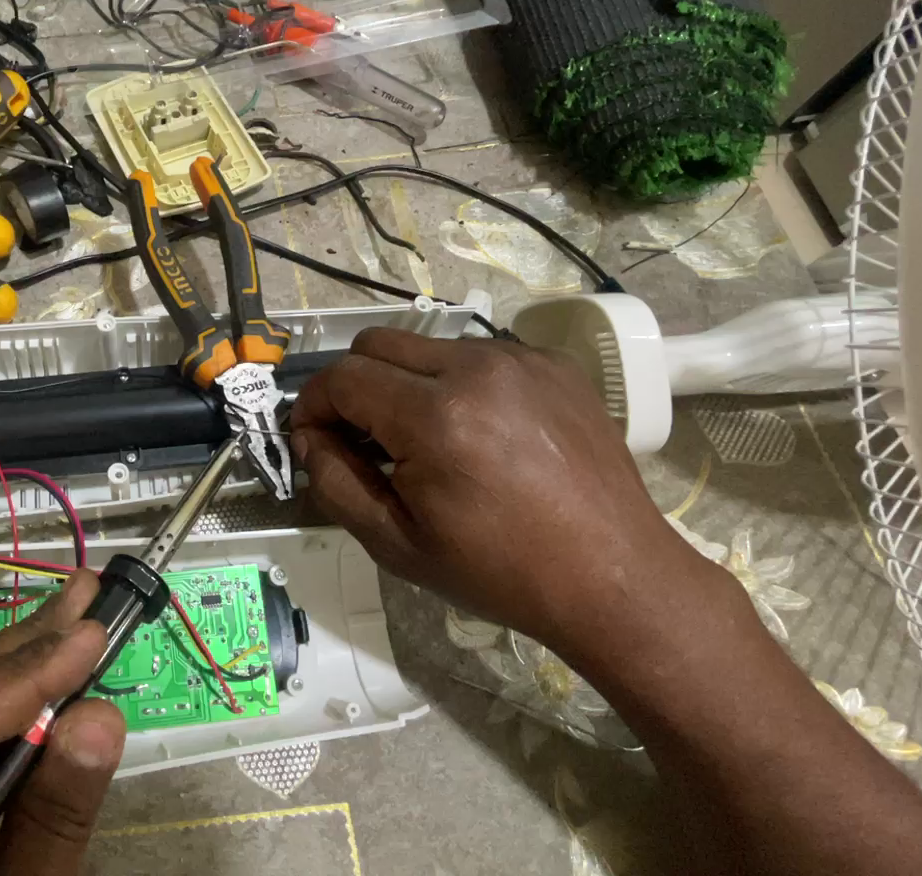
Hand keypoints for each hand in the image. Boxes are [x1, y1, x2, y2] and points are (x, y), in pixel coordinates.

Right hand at [290, 328, 723, 658]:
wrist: (614, 578)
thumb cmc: (498, 572)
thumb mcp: (395, 543)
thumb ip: (334, 481)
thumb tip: (307, 436)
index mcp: (435, 418)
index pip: (342, 377)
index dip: (312, 404)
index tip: (311, 437)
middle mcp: (477, 369)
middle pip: (376, 343)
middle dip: (351, 384)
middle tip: (361, 436)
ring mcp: (522, 359)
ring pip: (425, 344)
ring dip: (403, 381)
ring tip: (421, 436)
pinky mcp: (554, 363)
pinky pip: (477, 353)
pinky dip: (455, 381)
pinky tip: (475, 430)